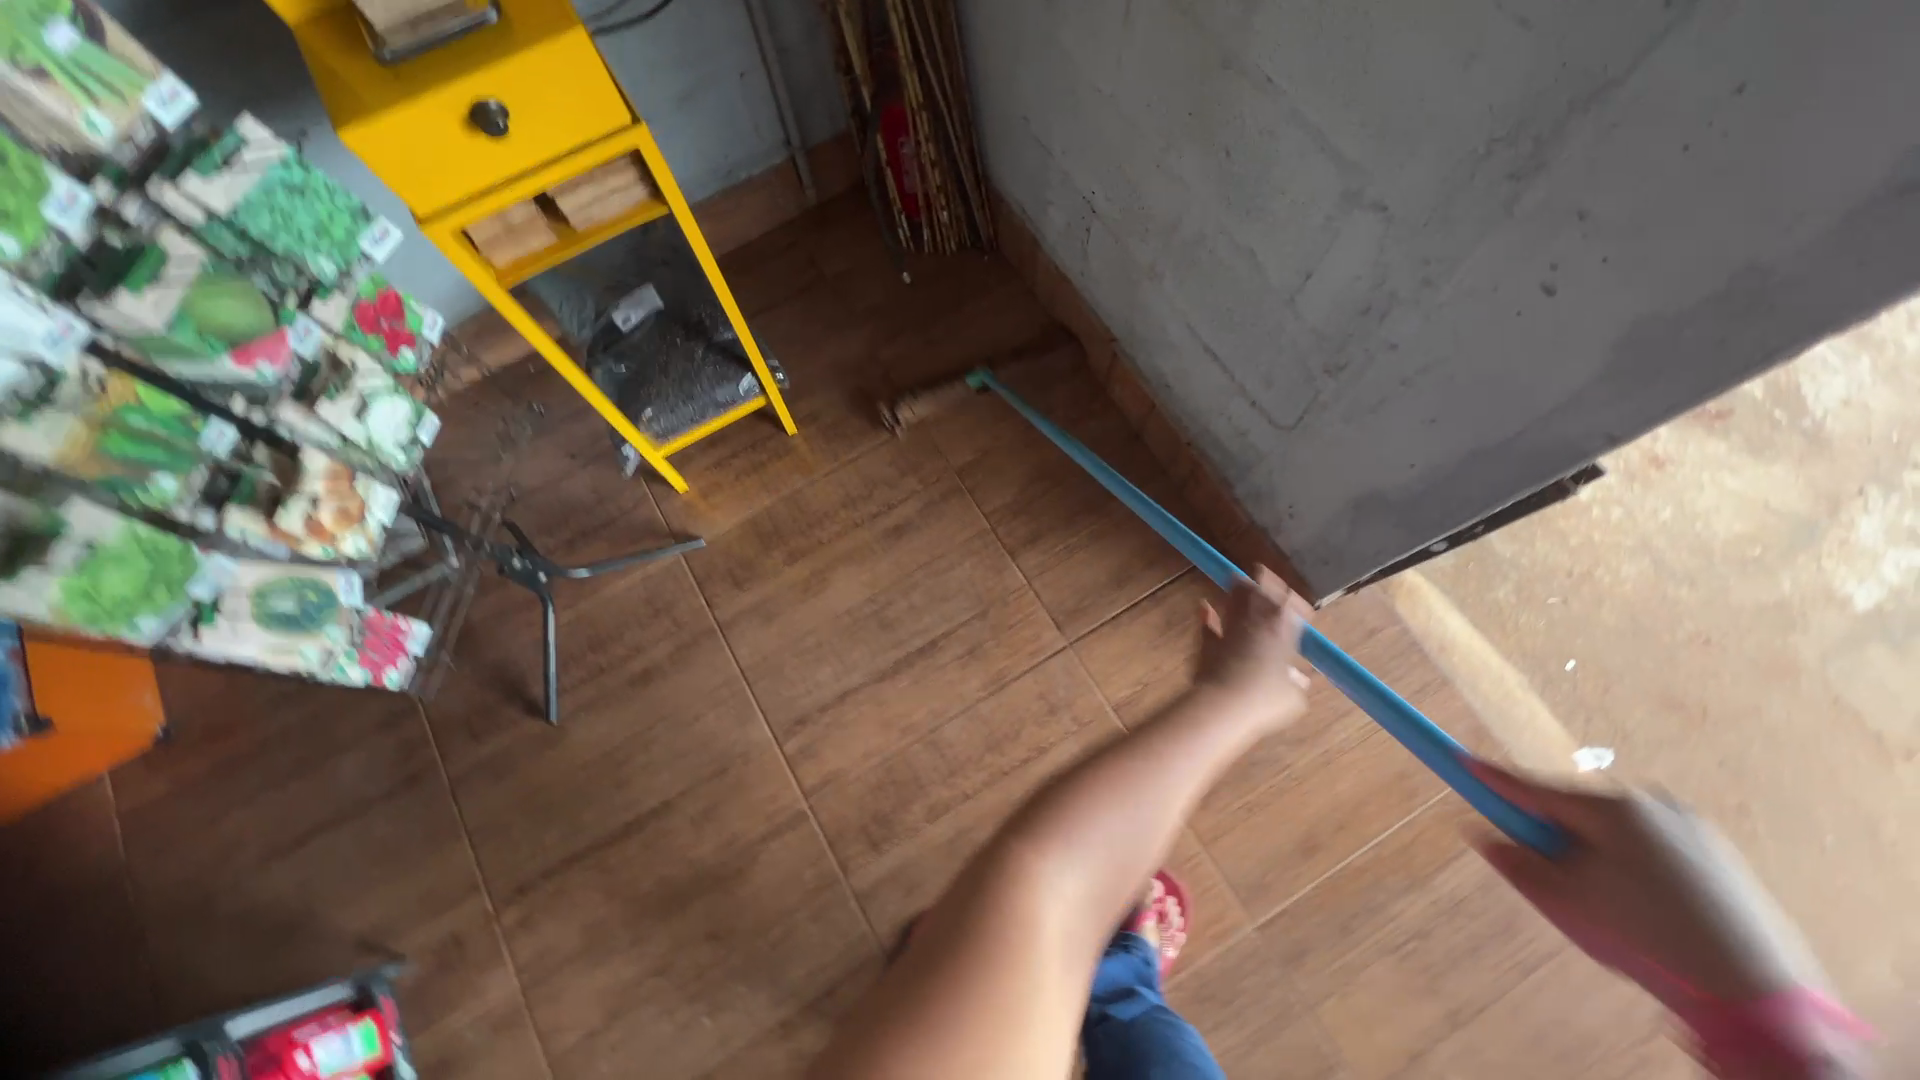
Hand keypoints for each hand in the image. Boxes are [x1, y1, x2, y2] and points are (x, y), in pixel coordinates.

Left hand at [1193, 567, 1312, 732]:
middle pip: (1258, 595)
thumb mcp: (1292, 697)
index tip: (1294, 600)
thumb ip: (1296, 684)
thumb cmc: (1265, 701)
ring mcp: (1228, 631)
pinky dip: (1206, 614)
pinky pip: (1207, 623)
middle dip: (1262, 583)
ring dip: (1237, 590)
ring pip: (1233, 602)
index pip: (1290, 607)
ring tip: (1237, 578)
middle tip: (1261, 571)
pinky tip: (1203, 605)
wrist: (1223, 705)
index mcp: (1281, 633)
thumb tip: (1299, 679)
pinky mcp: (1207, 643)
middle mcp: (1255, 625)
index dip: (1293, 601)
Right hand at [1470, 761, 1828, 1014]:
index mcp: (1612, 810)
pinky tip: (1644, 914)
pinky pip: (1653, 850)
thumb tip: (1486, 836)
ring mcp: (1694, 828)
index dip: (1493, 778)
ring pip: (1615, 833)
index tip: (1461, 759)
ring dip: (1594, 856)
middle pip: (1577, 811)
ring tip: (1608, 910)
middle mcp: (1654, 805)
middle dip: (1555, 836)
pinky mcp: (1721, 857)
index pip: (1534, 788)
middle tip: (1550, 878)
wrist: (1755, 992)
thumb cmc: (1642, 936)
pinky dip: (1633, 870)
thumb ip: (1516, 862)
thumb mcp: (1561, 901)